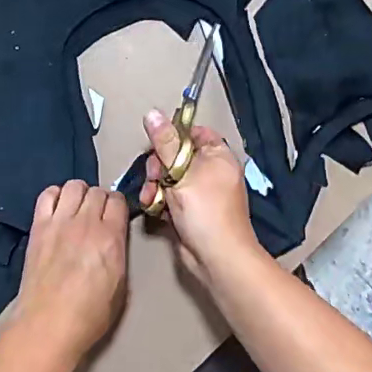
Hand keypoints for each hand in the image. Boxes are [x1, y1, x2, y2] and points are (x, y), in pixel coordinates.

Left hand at [13, 180, 130, 364]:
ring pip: (73, 186)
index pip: (118, 201)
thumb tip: (114, 240)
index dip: (117, 206)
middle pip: (96, 191)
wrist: (48, 325)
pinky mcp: (39, 227)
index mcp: (111, 238)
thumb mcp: (120, 285)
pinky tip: (57, 210)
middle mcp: (86, 223)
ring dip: (79, 194)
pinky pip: (47, 195)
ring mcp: (59, 222)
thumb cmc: (88, 315)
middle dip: (100, 200)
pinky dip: (55, 196)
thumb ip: (118, 253)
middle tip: (96, 215)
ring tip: (77, 210)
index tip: (115, 216)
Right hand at [137, 111, 262, 283]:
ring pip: (169, 178)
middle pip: (176, 155)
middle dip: (158, 165)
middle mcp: (211, 172)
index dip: (173, 136)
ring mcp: (201, 193)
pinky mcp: (190, 211)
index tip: (158, 144)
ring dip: (155, 185)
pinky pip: (169, 197)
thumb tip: (153, 114)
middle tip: (156, 175)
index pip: (193, 132)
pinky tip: (154, 206)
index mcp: (218, 155)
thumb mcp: (182, 171)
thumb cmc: (207, 212)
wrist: (217, 258)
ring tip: (153, 195)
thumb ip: (165, 142)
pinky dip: (160, 201)